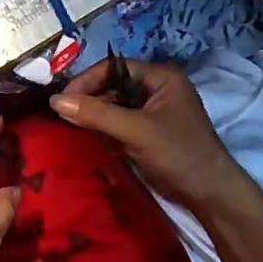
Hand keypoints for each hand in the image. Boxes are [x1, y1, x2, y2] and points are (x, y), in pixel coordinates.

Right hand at [50, 59, 244, 209]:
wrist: (208, 193)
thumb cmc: (178, 153)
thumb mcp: (136, 131)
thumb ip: (96, 114)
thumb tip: (55, 100)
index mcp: (160, 76)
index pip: (113, 68)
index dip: (86, 81)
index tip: (62, 100)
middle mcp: (156, 88)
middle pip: (111, 85)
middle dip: (89, 100)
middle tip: (66, 117)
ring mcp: (152, 110)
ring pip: (112, 105)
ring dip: (95, 117)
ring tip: (79, 129)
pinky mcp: (147, 130)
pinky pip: (118, 122)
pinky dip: (104, 130)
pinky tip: (97, 141)